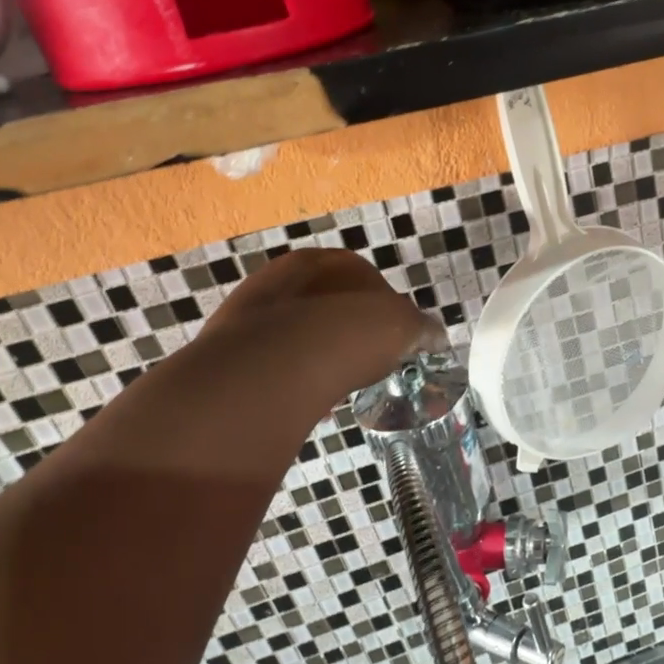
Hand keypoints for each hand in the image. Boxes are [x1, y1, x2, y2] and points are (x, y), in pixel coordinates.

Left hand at [195, 248, 435, 405]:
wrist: (275, 368)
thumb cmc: (348, 335)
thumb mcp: (402, 327)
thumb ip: (420, 328)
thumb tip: (435, 335)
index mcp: (326, 261)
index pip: (361, 278)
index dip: (380, 308)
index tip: (390, 338)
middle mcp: (283, 277)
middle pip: (323, 304)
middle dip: (342, 331)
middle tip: (362, 361)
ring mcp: (249, 311)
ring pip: (293, 334)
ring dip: (314, 357)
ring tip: (334, 386)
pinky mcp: (228, 350)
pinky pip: (271, 364)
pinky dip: (289, 380)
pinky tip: (305, 402)